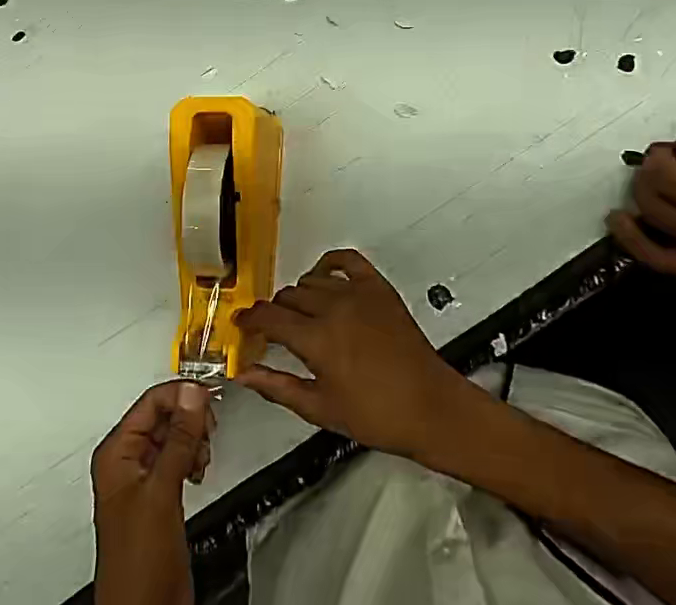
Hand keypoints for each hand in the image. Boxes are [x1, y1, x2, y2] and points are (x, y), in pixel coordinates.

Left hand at [90, 380, 213, 604]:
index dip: (178, 395)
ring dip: (192, 439)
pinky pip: (178, 458)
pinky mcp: (160, 496)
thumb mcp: (162, 490)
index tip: (207, 395)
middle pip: (161, 416)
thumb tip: (190, 396)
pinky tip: (198, 469)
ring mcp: (144, 479)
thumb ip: (178, 438)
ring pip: (172, 437)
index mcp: (116, 452)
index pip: (149, 403)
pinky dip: (192, 458)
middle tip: (208, 427)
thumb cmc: (137, 563)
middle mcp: (128, 461)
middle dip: (188, 418)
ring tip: (201, 454)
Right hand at [233, 249, 472, 458]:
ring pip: (312, 281)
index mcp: (317, 339)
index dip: (249, 320)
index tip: (243, 325)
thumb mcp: (321, 409)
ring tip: (304, 317)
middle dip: (275, 313)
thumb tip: (244, 374)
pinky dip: (330, 263)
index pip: (268, 317)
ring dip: (300, 296)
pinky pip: (347, 260)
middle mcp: (334, 308)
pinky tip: (324, 276)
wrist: (432, 409)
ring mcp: (358, 294)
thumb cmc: (378, 415)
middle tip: (276, 332)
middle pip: (288, 296)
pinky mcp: (379, 289)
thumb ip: (277, 386)